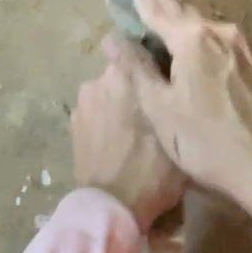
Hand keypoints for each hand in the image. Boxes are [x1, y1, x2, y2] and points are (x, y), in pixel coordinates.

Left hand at [73, 36, 187, 231]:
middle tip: (151, 109)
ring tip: (132, 131)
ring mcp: (83, 100)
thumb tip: (177, 84)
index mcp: (128, 73)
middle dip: (134, 84)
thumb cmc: (154, 169)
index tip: (160, 71)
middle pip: (122, 71)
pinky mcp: (73, 122)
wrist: (111, 206)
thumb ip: (173, 98)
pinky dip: (103, 120)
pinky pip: (94, 111)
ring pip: (107, 91)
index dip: (149, 58)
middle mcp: (101, 77)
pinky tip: (115, 143)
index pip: (138, 46)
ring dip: (117, 102)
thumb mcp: (178, 132)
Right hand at [129, 0, 251, 227]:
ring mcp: (244, 47)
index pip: (161, 12)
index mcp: (192, 40)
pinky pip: (223, 37)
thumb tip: (113, 40)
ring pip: (208, 23)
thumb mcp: (162, 109)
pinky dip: (206, 31)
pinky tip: (203, 37)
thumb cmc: (208, 142)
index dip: (145, 1)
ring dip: (188, 13)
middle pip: (187, 10)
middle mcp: (219, 33)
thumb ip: (137, 70)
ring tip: (175, 2)